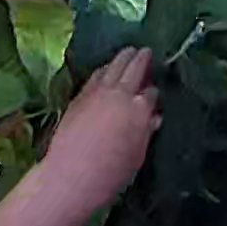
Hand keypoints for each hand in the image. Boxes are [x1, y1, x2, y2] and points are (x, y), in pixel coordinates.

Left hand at [43, 46, 160, 214]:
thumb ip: (146, 132)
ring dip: (124, 57)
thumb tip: (154, 117)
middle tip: (146, 50)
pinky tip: (106, 67)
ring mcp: (100, 90)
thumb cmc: (110, 174)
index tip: (155, 90)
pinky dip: (105, 67)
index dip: (154, 91)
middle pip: (134, 69)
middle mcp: (121, 93)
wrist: (71, 175)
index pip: (151, 93)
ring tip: (130, 51)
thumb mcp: (136, 157)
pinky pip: (97, 73)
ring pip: (115, 65)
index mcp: (139, 110)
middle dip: (142, 58)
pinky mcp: (82, 93)